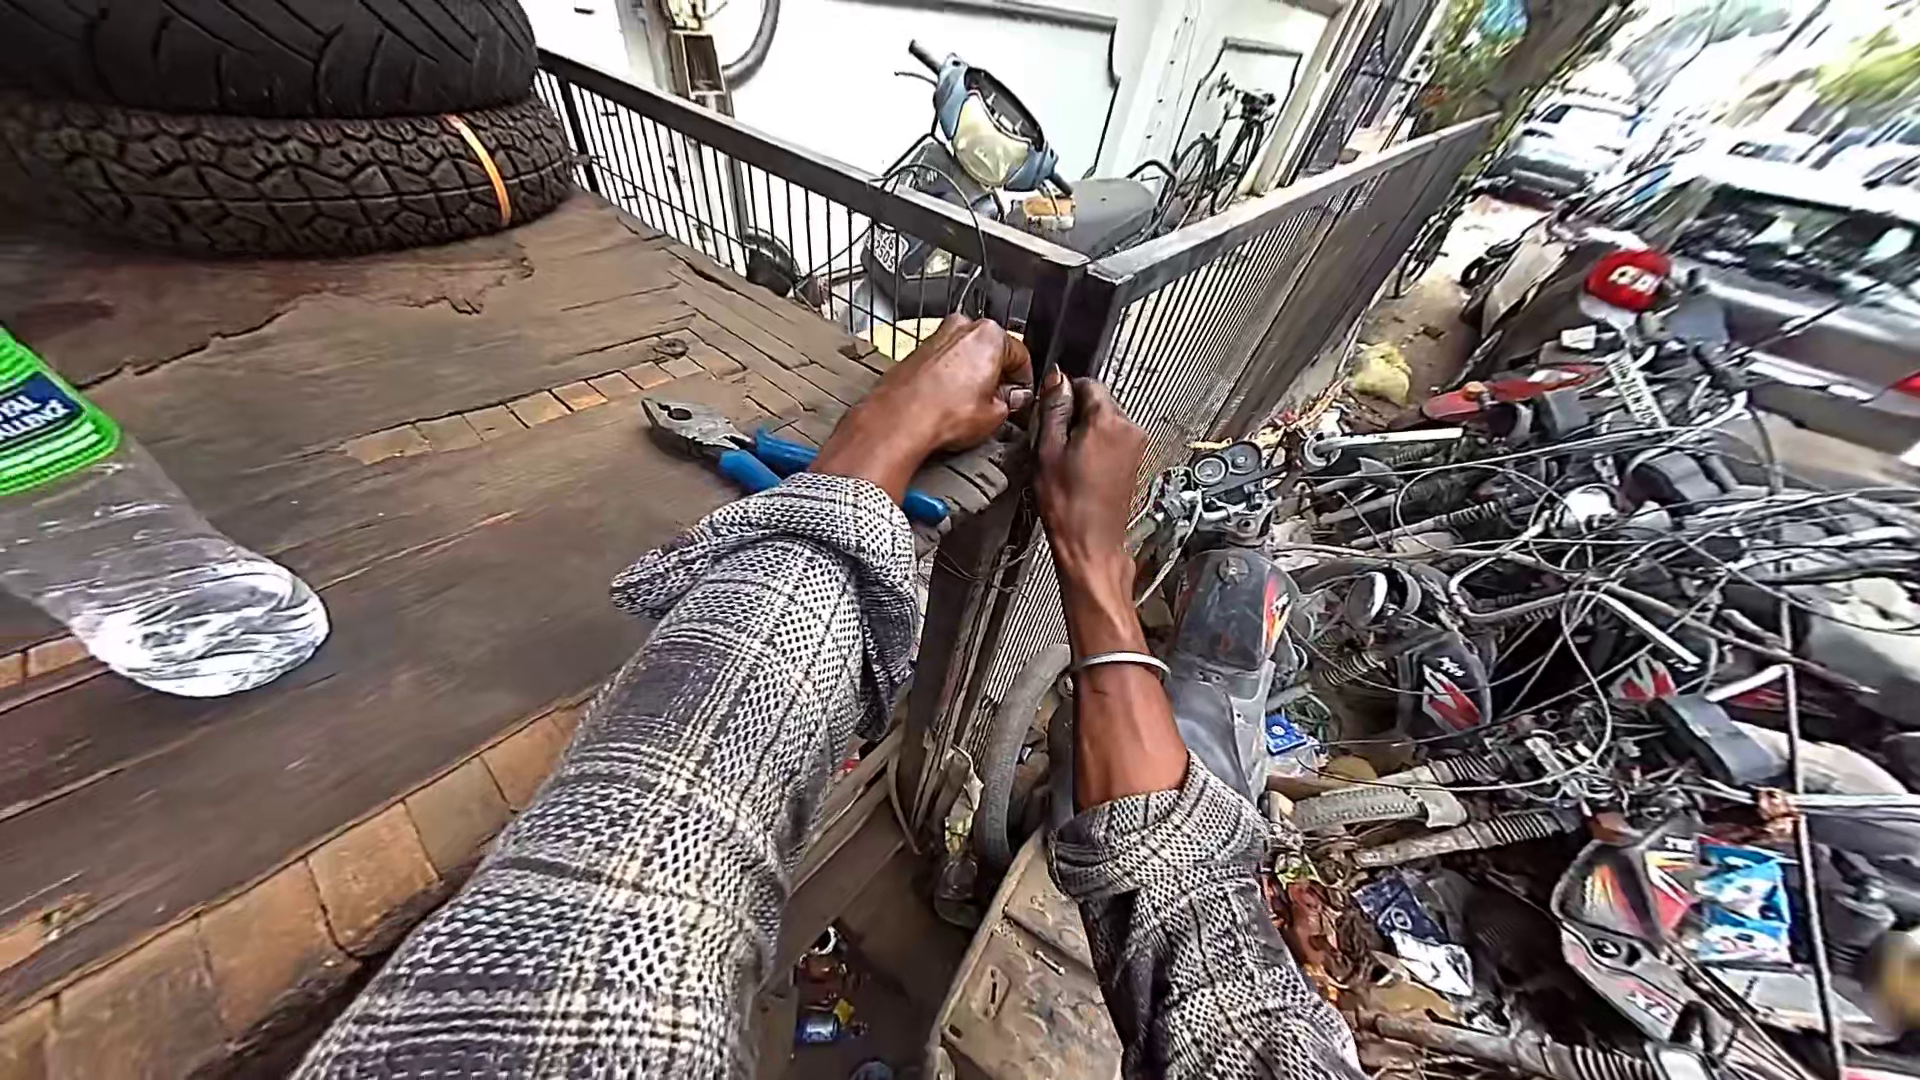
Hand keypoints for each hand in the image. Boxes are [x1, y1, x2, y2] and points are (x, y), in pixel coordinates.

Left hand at [811, 316, 1031, 501]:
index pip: (1021, 355)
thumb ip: (1010, 401)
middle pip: (991, 350)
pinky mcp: (916, 353)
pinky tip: (949, 403)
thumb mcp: (994, 415)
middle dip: (997, 375)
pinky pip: (943, 363)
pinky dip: (950, 378)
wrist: (898, 420)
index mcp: (989, 334)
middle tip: (998, 403)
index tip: (1021, 395)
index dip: (1024, 380)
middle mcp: (961, 327)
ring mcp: (935, 337)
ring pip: (966, 355)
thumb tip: (1012, 399)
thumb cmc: (942, 412)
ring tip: (971, 406)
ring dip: (972, 376)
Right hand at [1034, 375, 1147, 588]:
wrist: (1090, 544)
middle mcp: (1130, 429)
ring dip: (1085, 433)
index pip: (1088, 383)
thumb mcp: (1048, 450)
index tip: (1050, 409)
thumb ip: (1054, 409)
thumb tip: (1057, 380)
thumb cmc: (1069, 506)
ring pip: (1105, 422)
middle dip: (1075, 415)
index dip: (1065, 394)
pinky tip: (1079, 471)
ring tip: (1066, 460)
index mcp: (1108, 421)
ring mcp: (1135, 447)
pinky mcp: (1134, 463)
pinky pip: (1112, 441)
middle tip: (1054, 441)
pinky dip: (1095, 449)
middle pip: (1098, 402)